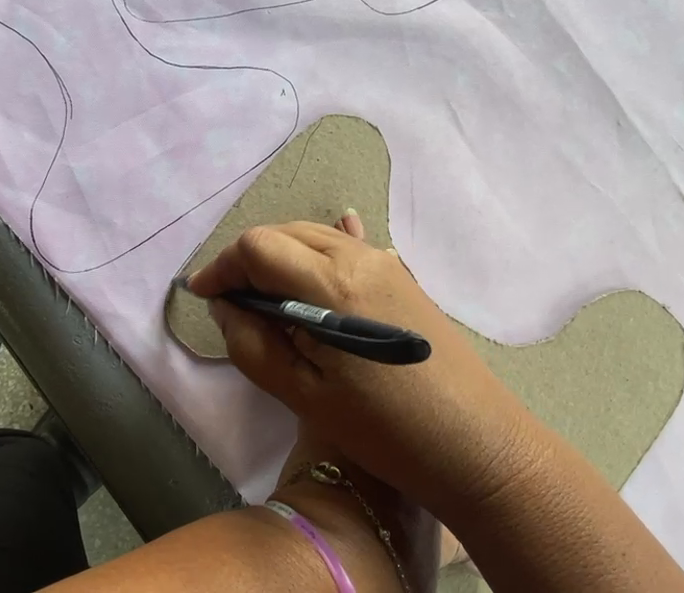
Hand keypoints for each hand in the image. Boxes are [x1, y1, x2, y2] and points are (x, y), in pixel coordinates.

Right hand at [187, 214, 535, 515]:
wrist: (481, 449)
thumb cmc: (386, 430)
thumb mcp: (303, 396)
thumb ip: (252, 344)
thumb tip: (227, 307)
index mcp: (330, 284)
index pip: (257, 248)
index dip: (222, 267)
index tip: (202, 295)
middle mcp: (357, 257)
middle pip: (282, 233)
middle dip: (246, 259)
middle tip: (228, 298)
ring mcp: (384, 263)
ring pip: (312, 236)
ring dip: (277, 255)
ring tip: (261, 295)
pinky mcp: (402, 277)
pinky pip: (344, 246)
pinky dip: (312, 253)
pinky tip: (306, 270)